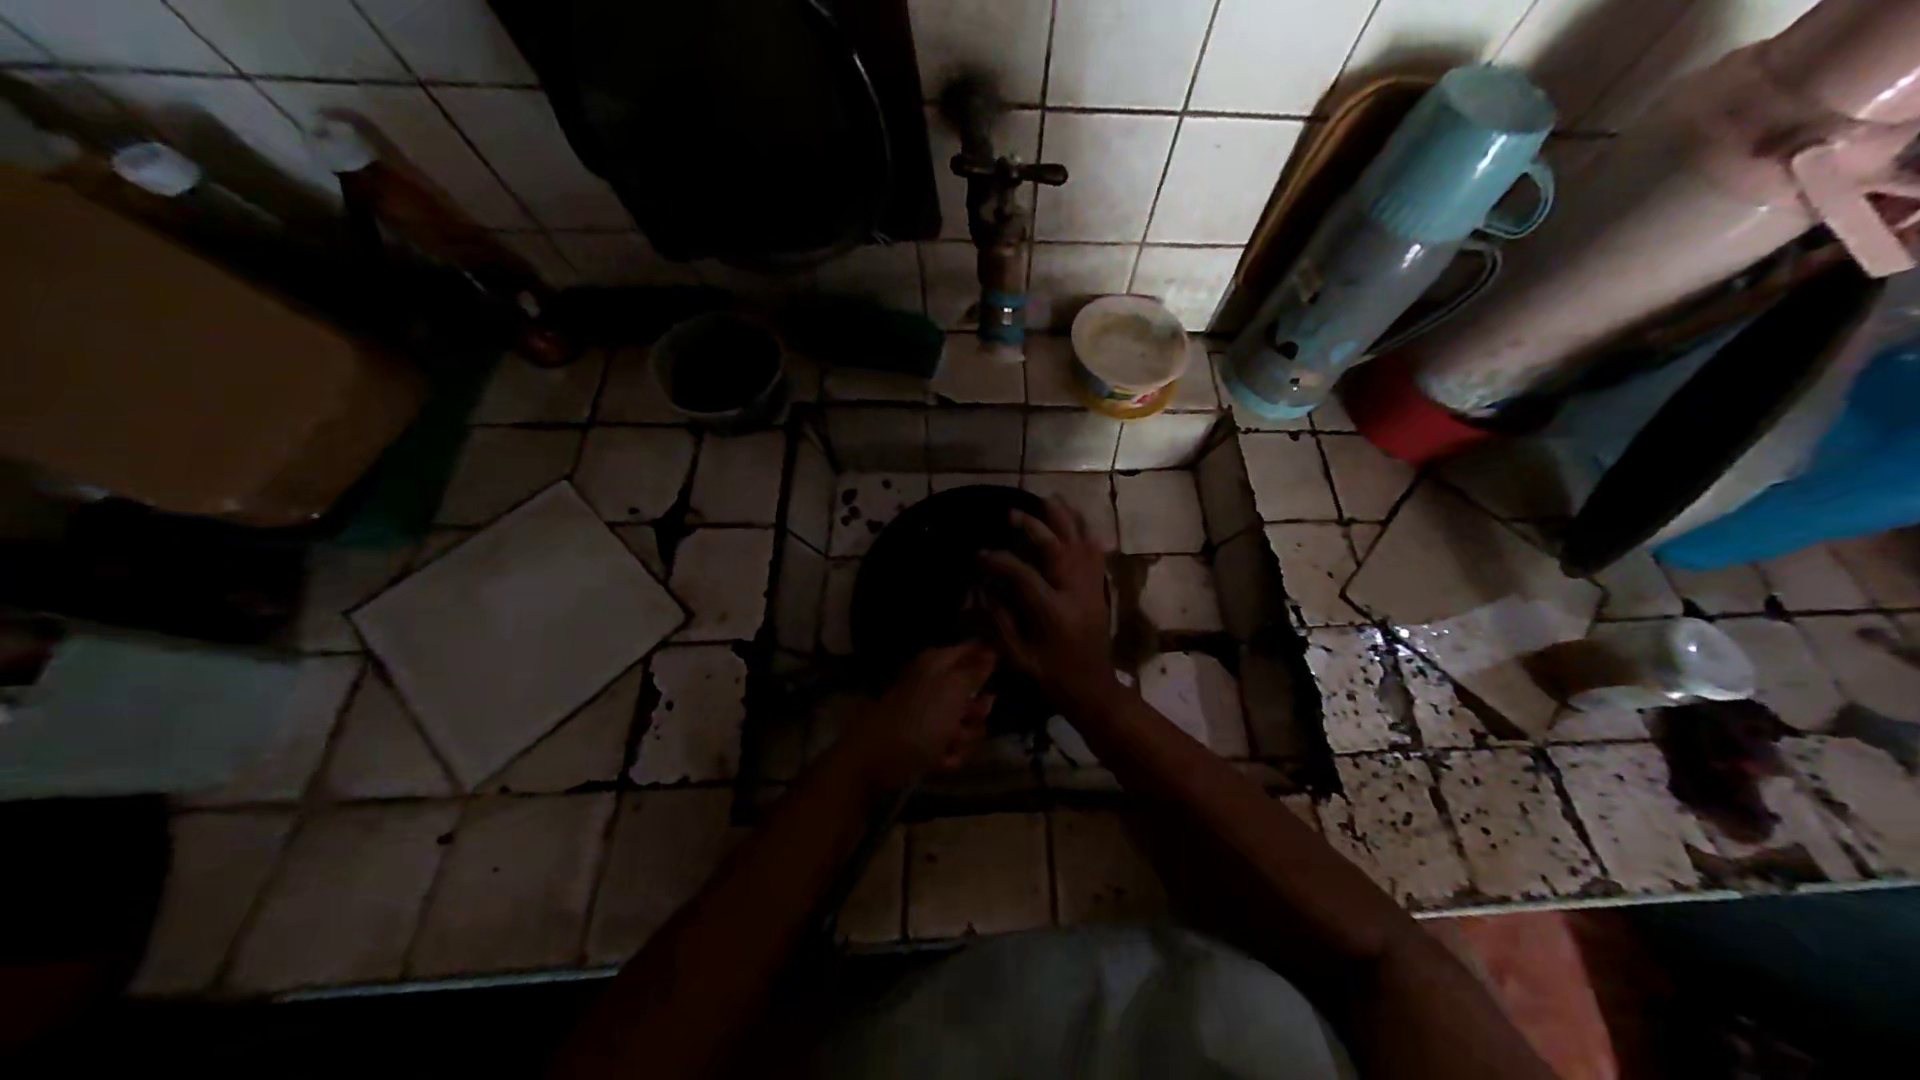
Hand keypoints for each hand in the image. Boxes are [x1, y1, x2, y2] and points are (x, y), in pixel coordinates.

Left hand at [852, 643, 997, 787]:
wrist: (876, 760)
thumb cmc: (917, 720)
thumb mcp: (951, 691)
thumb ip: (974, 671)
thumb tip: (991, 652)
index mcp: (938, 665)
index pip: (972, 651)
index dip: (989, 660)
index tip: (1002, 674)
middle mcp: (936, 686)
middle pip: (975, 694)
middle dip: (977, 713)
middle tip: (968, 718)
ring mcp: (932, 715)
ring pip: (969, 724)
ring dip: (965, 738)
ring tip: (950, 743)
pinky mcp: (929, 741)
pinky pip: (955, 745)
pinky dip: (952, 754)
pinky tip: (942, 759)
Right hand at [980, 497, 1116, 707]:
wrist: (1093, 688)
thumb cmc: (1051, 676)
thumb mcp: (1018, 656)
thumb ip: (1000, 621)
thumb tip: (984, 589)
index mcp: (1053, 613)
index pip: (1023, 576)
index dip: (1000, 561)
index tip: (980, 553)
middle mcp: (1075, 594)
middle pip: (1056, 549)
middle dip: (1034, 527)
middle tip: (1013, 513)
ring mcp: (1091, 589)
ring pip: (1080, 544)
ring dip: (1064, 519)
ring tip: (1049, 499)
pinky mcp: (1099, 590)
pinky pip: (1095, 554)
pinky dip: (1086, 533)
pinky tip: (1077, 519)